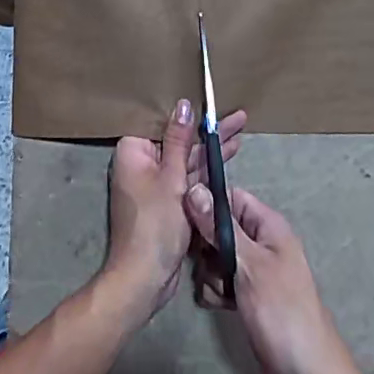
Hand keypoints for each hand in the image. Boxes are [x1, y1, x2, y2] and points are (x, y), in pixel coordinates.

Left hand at [101, 98, 245, 320]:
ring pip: (187, 158)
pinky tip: (229, 154)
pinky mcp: (169, 200)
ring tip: (241, 129)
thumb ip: (179, 140)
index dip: (184, 110)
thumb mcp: (171, 177)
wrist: (146, 277)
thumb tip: (183, 106)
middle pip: (178, 139)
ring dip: (212, 147)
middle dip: (207, 130)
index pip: (159, 121)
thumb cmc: (154, 223)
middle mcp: (142, 162)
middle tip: (237, 116)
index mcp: (133, 151)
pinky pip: (189, 177)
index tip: (206, 97)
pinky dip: (208, 168)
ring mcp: (156, 182)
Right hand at [185, 185, 354, 373]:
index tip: (184, 217)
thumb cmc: (282, 311)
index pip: (229, 197)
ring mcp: (253, 270)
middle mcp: (260, 242)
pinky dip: (216, 290)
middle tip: (208, 264)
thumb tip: (194, 187)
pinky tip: (220, 305)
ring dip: (210, 273)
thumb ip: (219, 227)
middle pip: (218, 228)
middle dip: (206, 246)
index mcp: (268, 225)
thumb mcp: (248, 264)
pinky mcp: (246, 294)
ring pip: (215, 256)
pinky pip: (220, 280)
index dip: (206, 204)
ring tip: (221, 291)